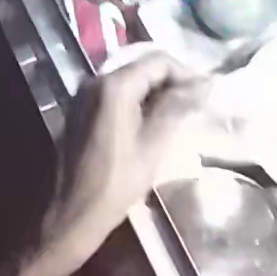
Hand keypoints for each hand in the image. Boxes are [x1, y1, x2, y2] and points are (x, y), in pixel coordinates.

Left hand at [44, 52, 207, 262]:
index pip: (158, 61)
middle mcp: (94, 81)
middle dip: (171, 80)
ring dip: (154, 91)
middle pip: (141, 66)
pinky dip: (136, 100)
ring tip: (178, 113)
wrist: (70, 214)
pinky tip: (151, 121)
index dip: (186, 73)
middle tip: (195, 103)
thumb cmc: (115, 183)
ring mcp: (82, 95)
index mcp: (114, 86)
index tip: (205, 93)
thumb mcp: (153, 146)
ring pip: (128, 79)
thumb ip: (177, 108)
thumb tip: (203, 84)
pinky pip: (114, 94)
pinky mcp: (78, 111)